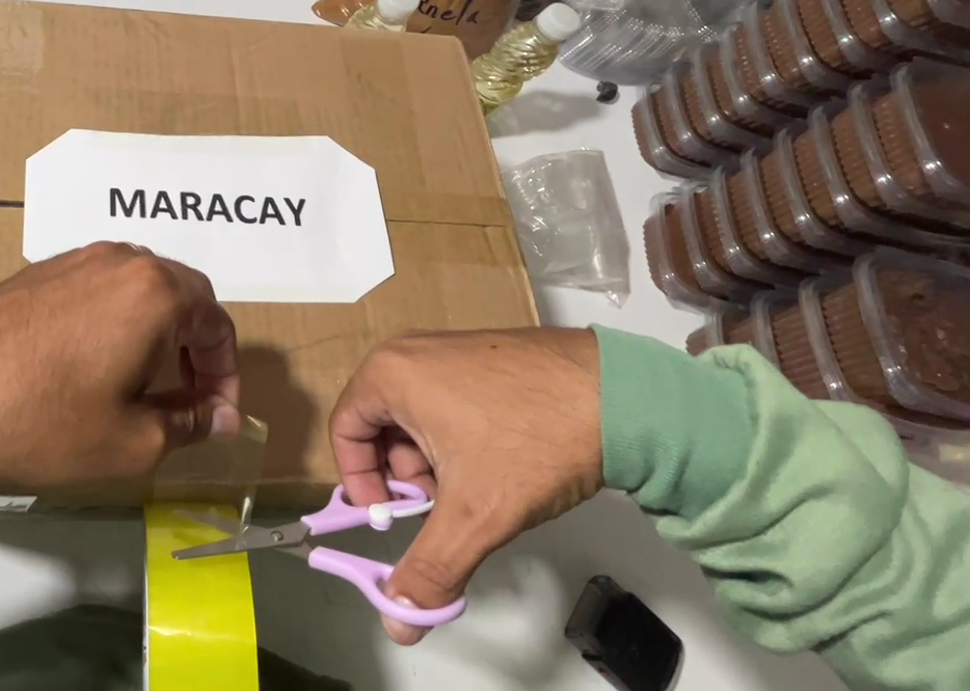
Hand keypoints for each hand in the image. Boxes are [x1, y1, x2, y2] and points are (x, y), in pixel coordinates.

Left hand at [0, 242, 241, 491]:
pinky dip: (120, 315)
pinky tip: (100, 356)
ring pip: (143, 284)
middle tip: (190, 396)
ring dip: (160, 326)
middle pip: (184, 295)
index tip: (217, 416)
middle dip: (197, 346)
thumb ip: (191, 422)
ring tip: (147, 377)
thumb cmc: (46, 422)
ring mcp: (78, 257)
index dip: (226, 376)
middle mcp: (122, 259)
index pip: (217, 325)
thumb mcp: (132, 441)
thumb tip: (223, 417)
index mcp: (154, 292)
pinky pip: (103, 283)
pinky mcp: (44, 268)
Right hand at [329, 328, 601, 644]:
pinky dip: (455, 435)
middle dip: (405, 475)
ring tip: (478, 486)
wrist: (626, 396)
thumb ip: (430, 568)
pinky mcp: (478, 352)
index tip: (396, 515)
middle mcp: (408, 352)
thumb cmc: (535, 442)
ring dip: (432, 459)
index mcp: (388, 374)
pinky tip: (498, 459)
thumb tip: (396, 622)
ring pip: (413, 414)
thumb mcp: (476, 514)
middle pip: (379, 424)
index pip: (343, 431)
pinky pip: (443, 398)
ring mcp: (445, 347)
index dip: (362, 483)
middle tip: (444, 505)